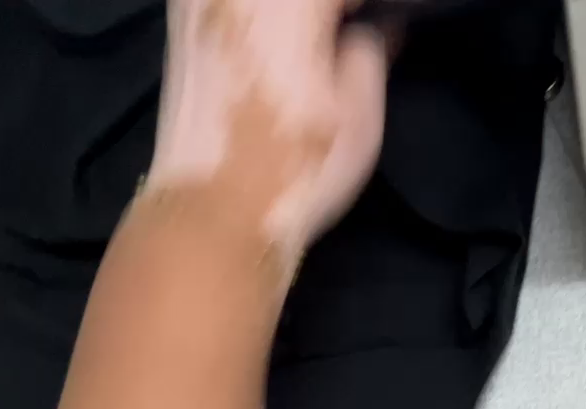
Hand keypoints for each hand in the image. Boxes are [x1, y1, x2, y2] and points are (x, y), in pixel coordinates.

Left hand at [148, 0, 388, 264]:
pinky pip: (239, 0)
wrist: (216, 210)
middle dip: (343, 8)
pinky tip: (291, 36)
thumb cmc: (298, 168)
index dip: (382, 7)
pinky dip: (273, 11)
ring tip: (334, 33)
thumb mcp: (359, 117)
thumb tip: (380, 26)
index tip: (402, 22)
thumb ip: (372, 52)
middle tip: (365, 27)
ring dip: (308, 11)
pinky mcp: (183, 15)